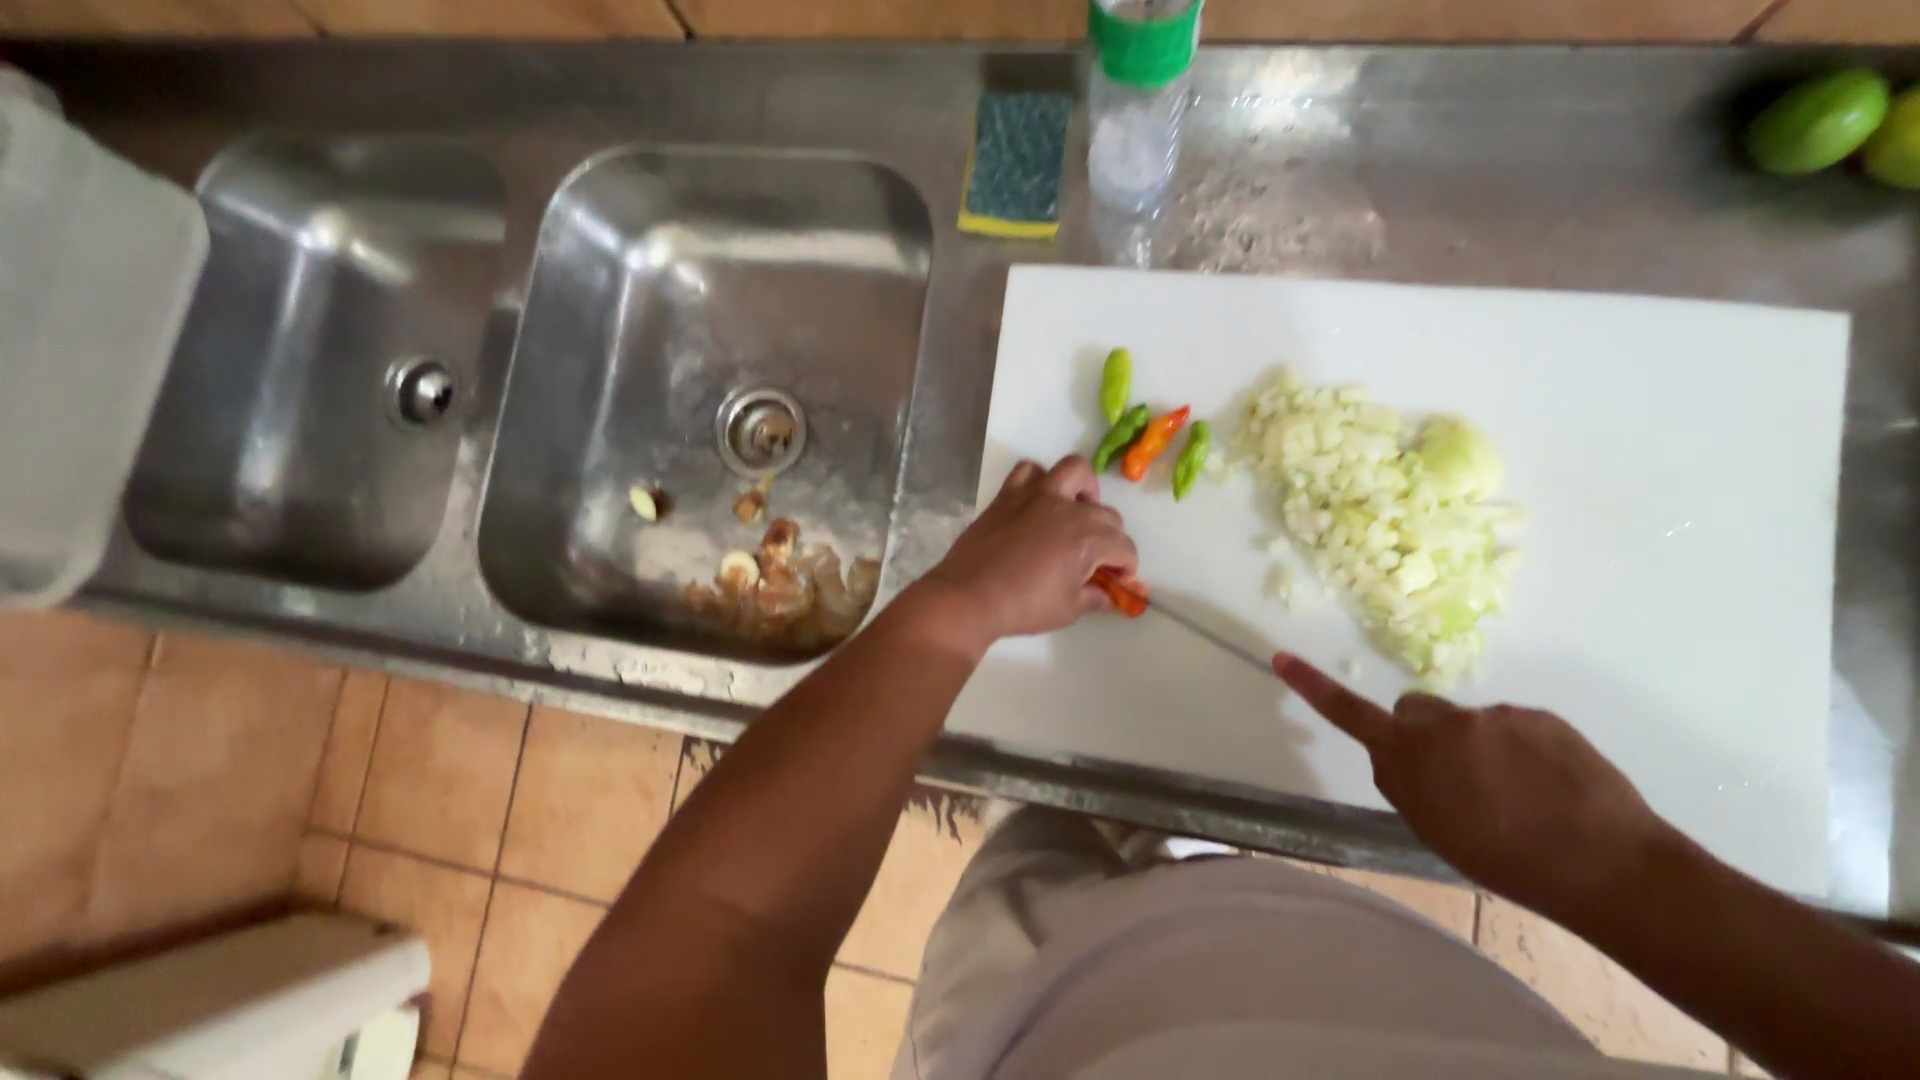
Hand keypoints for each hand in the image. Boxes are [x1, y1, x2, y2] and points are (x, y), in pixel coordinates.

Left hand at [915, 456, 1137, 649]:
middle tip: (1096, 559)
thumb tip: (1106, 597)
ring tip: (1077, 510)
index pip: (1123, 547)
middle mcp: (1068, 508)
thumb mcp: (1068, 610)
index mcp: (1088, 538)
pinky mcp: (1009, 495)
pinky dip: (1039, 480)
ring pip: (1074, 471)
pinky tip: (1038, 501)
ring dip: (1084, 489)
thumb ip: (1093, 598)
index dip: (1126, 566)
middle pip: (1106, 514)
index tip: (1118, 580)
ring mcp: (1036, 496)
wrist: (970, 596)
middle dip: (1111, 537)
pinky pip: (1029, 471)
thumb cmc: (1023, 607)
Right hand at [1272, 653, 1679, 919]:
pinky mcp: (1542, 717)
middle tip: (1454, 781)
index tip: (1282, 657)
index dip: (1312, 686)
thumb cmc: (1507, 859)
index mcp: (1413, 753)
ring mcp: (1498, 714)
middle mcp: (1448, 721)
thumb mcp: (1433, 829)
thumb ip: (1401, 783)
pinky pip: (1513, 727)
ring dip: (1477, 748)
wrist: (1608, 865)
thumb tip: (1391, 754)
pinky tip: (1545, 787)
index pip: (1351, 713)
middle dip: (1422, 735)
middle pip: (1415, 712)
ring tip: (1516, 795)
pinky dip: (1519, 750)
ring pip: (1468, 723)